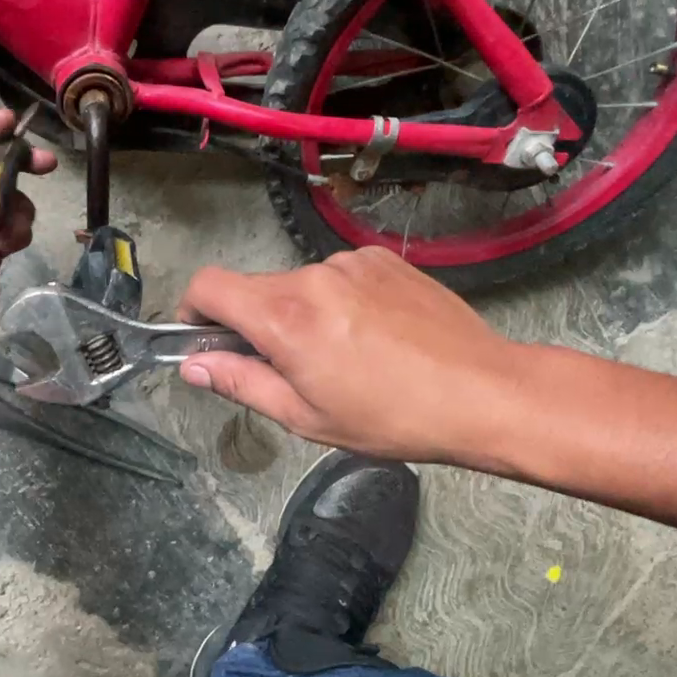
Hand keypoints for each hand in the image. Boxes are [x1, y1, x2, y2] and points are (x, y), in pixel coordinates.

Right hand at [176, 247, 527, 465]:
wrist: (484, 392)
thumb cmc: (391, 417)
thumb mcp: (305, 416)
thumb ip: (242, 383)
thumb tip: (193, 366)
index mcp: (286, 317)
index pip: (209, 286)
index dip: (193, 312)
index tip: (205, 341)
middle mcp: (314, 275)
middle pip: (254, 288)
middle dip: (253, 324)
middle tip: (287, 368)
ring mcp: (352, 262)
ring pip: (297, 284)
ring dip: (298, 314)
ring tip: (341, 355)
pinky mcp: (383, 259)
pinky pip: (337, 276)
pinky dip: (335, 301)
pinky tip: (369, 334)